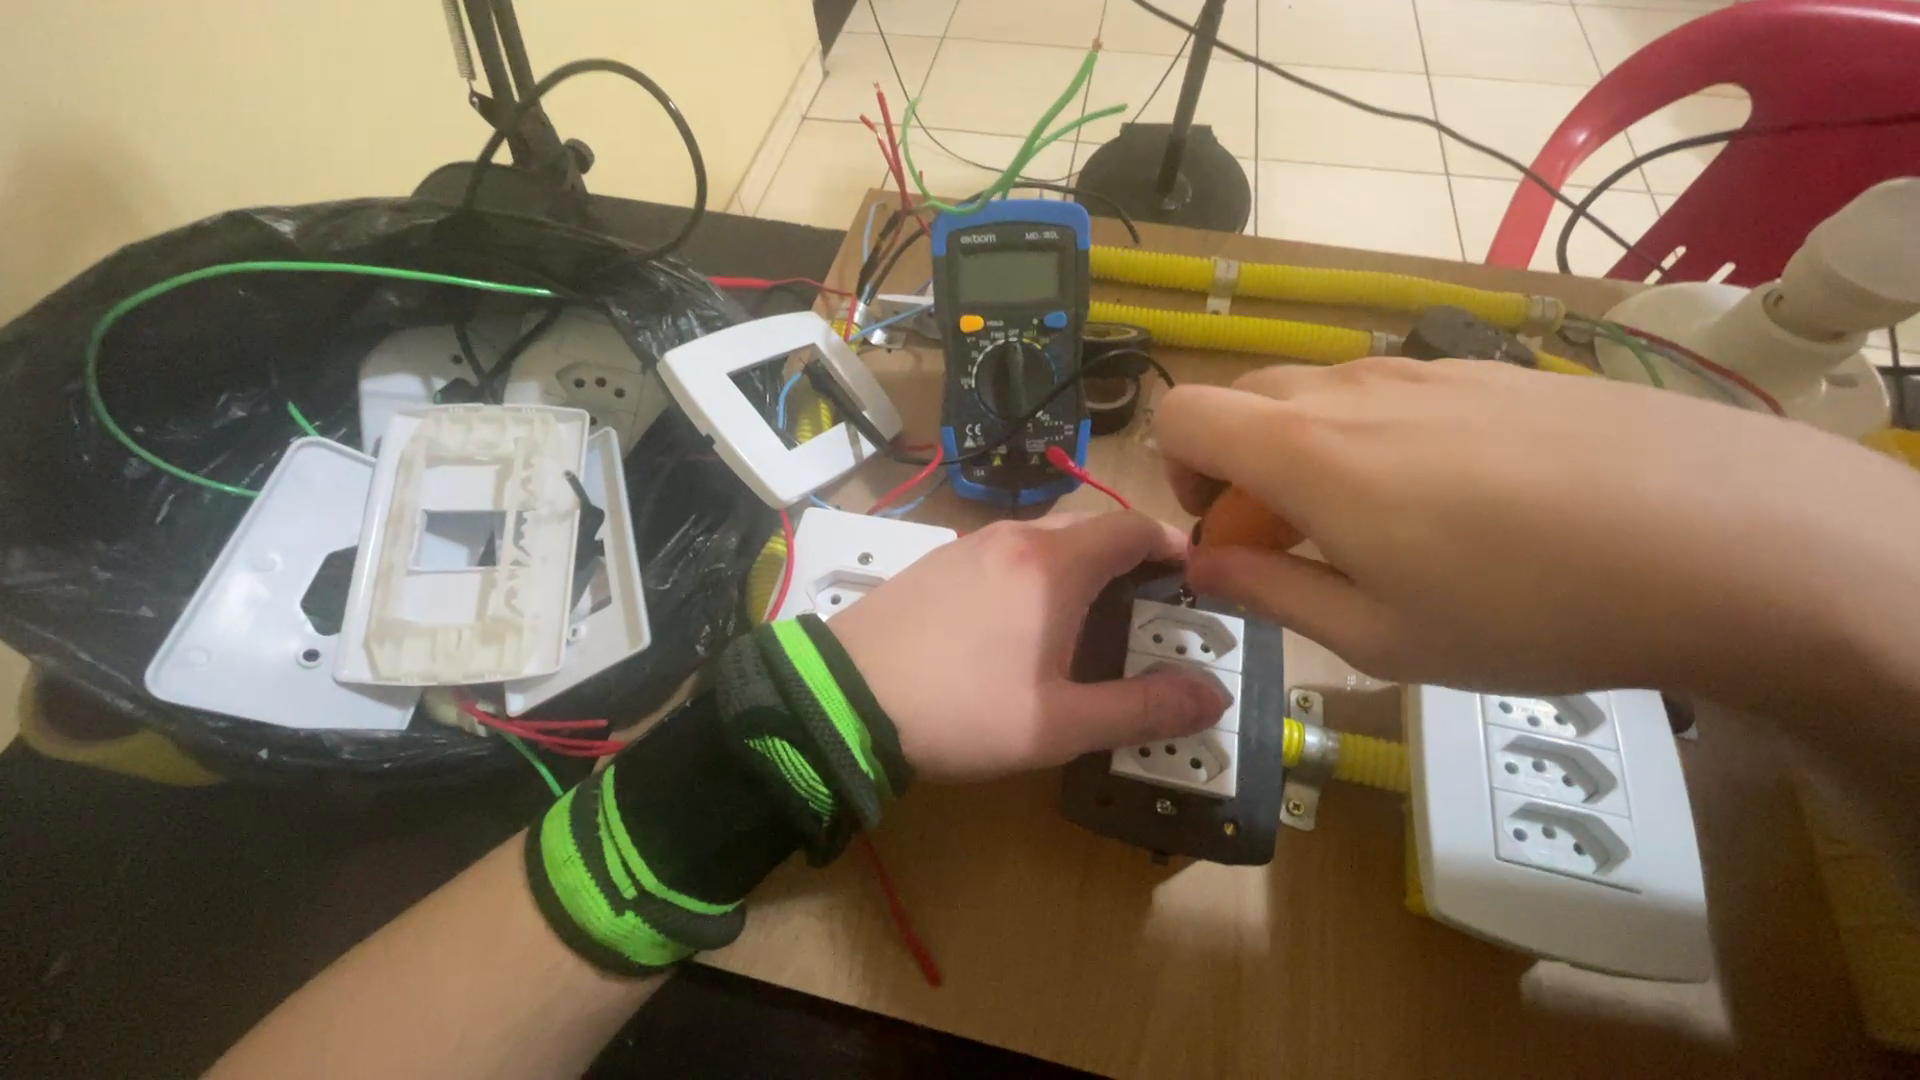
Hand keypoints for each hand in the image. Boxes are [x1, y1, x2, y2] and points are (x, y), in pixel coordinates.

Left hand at [828, 512, 1232, 780]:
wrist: (844, 696)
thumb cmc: (961, 711)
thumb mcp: (1060, 724)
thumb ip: (1142, 708)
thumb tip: (1214, 696)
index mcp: (1054, 564)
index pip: (1133, 529)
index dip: (1172, 545)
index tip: (1195, 575)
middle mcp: (1014, 537)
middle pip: (1091, 527)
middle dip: (1128, 557)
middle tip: (1146, 604)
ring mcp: (969, 544)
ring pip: (1045, 537)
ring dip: (1080, 564)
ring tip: (1088, 615)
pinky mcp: (938, 562)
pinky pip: (1005, 551)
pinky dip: (1035, 571)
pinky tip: (1020, 619)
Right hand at [1154, 357, 1919, 703]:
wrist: (1738, 540)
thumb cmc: (1526, 609)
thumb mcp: (1375, 635)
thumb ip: (1266, 591)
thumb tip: (1202, 565)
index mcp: (1304, 452)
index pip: (1181, 414)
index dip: (1176, 471)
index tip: (1223, 529)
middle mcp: (1348, 391)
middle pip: (1241, 400)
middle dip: (1234, 465)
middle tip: (1289, 536)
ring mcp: (1422, 372)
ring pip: (1314, 395)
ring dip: (1303, 452)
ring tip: (1375, 523)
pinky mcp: (1488, 371)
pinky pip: (1388, 393)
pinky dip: (1372, 437)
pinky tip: (1453, 497)